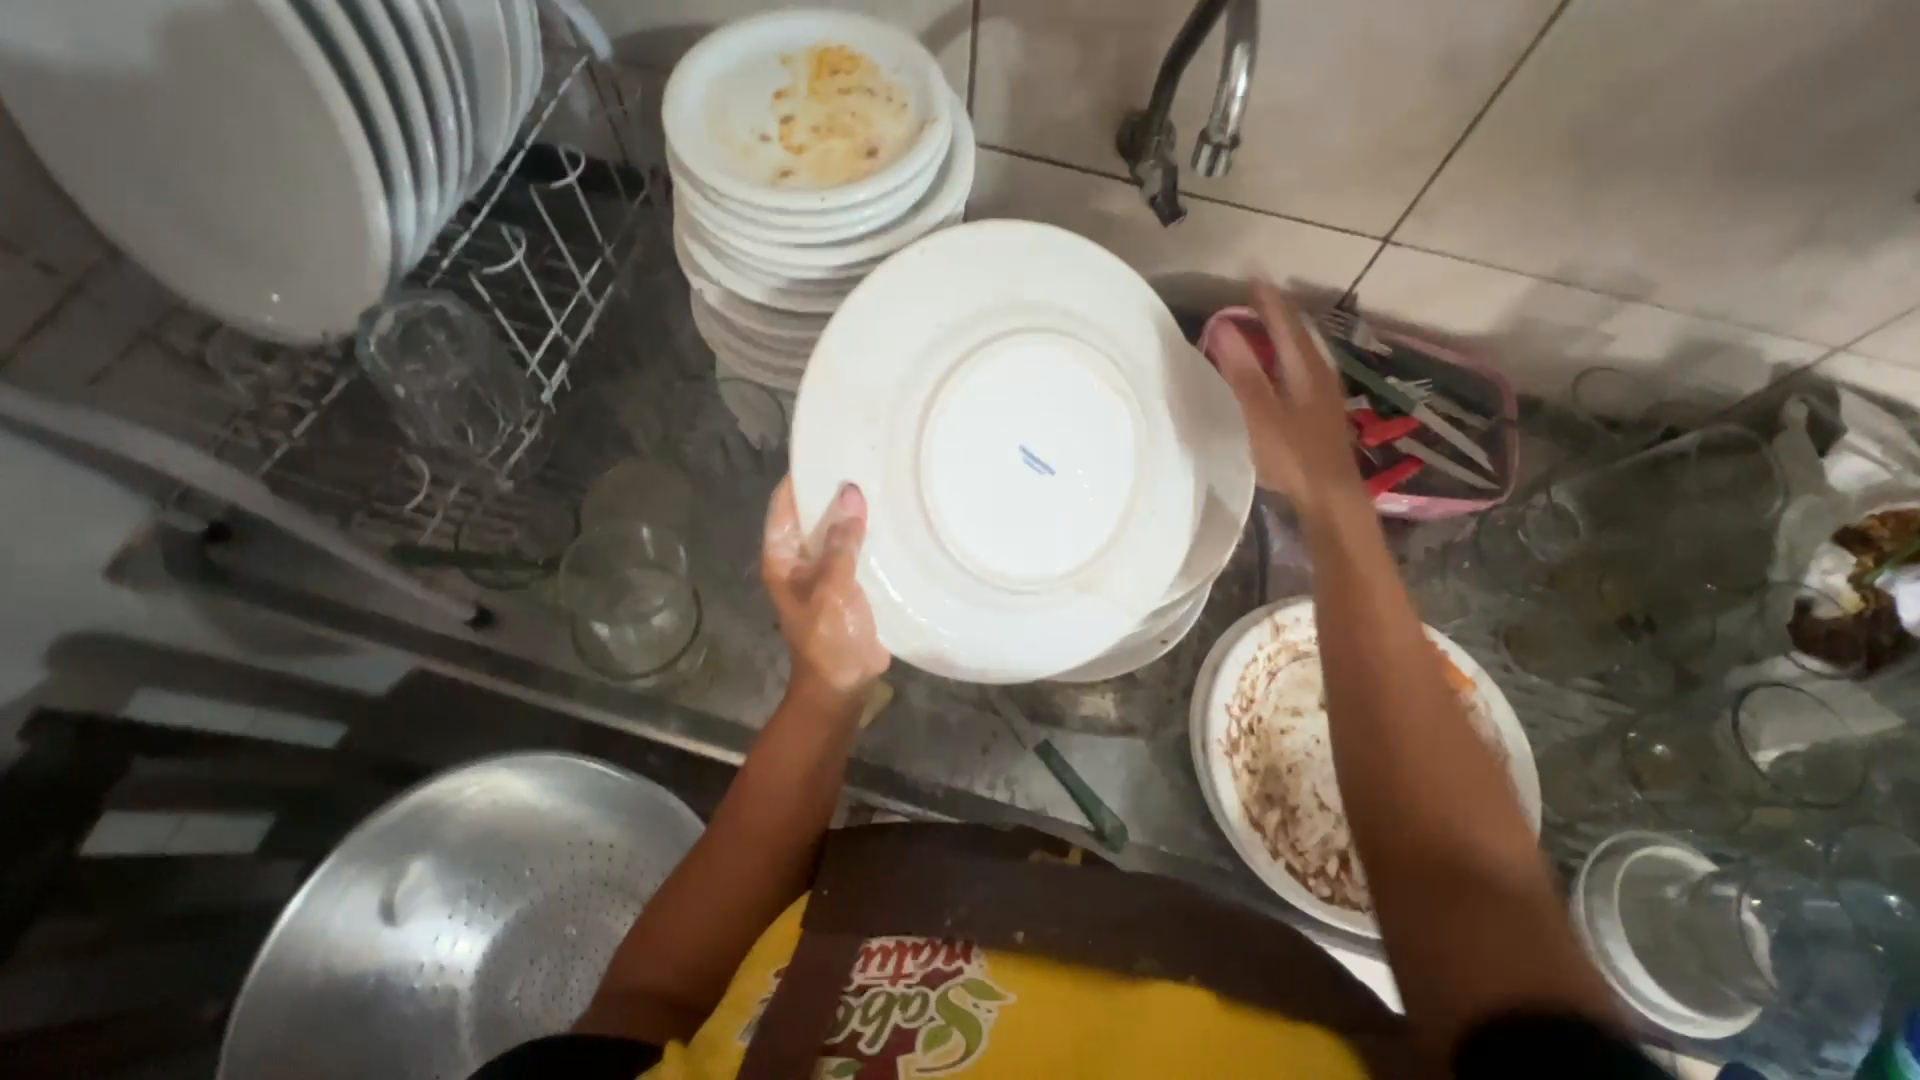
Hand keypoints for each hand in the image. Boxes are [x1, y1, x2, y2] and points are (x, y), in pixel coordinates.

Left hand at [760, 475, 889, 701]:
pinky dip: (872, 535)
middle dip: (835, 489)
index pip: (785, 503)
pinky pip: (859, 549)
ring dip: (857, 512)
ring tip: (885, 479)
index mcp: (782, 556)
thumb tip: (850, 491)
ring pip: (839, 530)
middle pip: (814, 513)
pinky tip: (896, 517)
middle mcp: (801, 557)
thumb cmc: (826, 637)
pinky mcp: (851, 583)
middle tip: (867, 456)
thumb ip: (841, 541)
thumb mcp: (831, 587)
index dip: (801, 475)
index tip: (827, 445)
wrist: (843, 684)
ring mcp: (826, 570)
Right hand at [1213, 282, 1366, 517]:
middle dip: (1278, 316)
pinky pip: (1300, 375)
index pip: (1285, 324)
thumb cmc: (1294, 456)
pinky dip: (1285, 364)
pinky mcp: (1321, 417)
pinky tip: (1278, 375)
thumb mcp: (1261, 413)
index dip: (1268, 301)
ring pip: (1302, 356)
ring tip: (1265, 330)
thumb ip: (1242, 371)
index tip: (1251, 277)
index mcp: (1306, 369)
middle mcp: (1319, 376)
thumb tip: (1222, 326)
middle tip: (1256, 300)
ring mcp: (1324, 398)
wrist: (1331, 498)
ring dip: (1283, 340)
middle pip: (1298, 337)